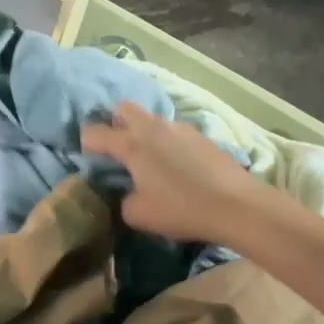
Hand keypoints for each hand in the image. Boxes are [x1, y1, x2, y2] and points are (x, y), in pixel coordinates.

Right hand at [83, 100, 268, 242]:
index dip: (87, 140)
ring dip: (144, 133)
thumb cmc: (181, 208)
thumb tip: (126, 194)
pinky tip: (178, 166)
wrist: (236, 204)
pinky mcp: (202, 136)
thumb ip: (123, 201)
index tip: (87, 153)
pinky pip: (174, 132)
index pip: (97, 132)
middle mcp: (152, 128)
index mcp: (132, 144)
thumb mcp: (139, 215)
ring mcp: (179, 128)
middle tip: (118, 147)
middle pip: (124, 108)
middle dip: (115, 122)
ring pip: (152, 119)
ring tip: (151, 160)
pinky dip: (168, 143)